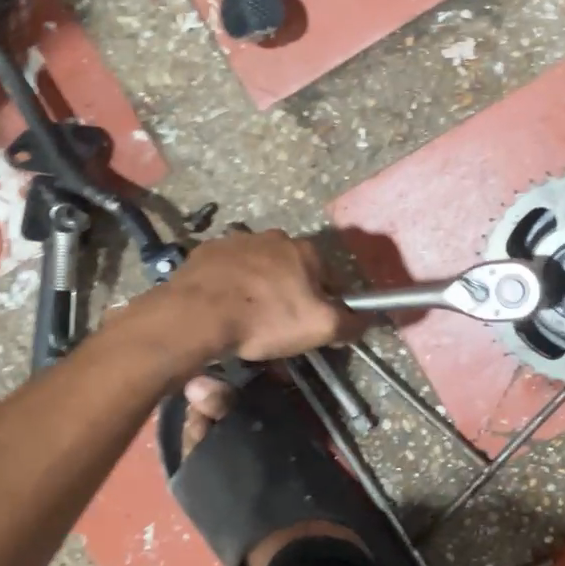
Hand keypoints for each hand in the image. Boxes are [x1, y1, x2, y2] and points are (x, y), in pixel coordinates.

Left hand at [158, 227, 360, 361]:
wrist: (197, 315)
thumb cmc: (267, 319)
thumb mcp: (322, 328)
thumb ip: (352, 323)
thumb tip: (366, 320)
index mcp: (306, 251)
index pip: (330, 277)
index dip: (327, 303)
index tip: (314, 324)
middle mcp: (274, 237)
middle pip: (293, 269)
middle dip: (291, 291)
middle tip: (281, 323)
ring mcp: (237, 240)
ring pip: (260, 267)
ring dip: (260, 286)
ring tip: (249, 317)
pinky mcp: (206, 251)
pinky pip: (229, 270)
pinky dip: (231, 285)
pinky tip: (226, 307)